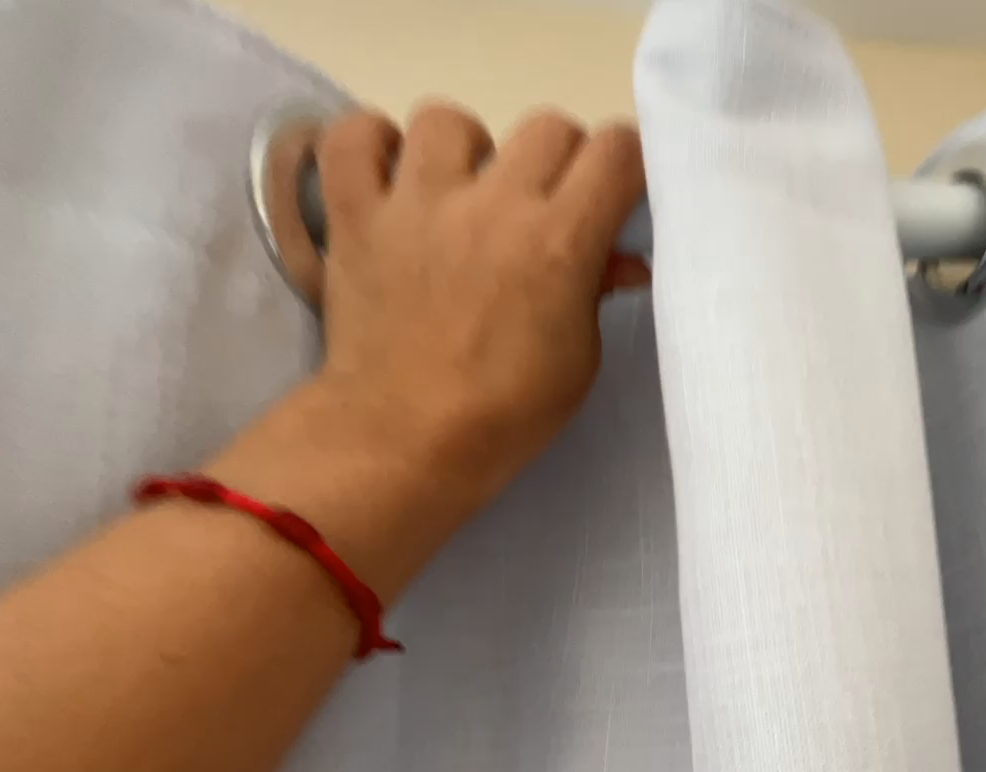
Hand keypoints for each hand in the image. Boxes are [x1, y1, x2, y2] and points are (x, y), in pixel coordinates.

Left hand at [306, 102, 649, 496]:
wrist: (410, 437)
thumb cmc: (513, 409)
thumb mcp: (581, 356)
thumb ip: (597, 290)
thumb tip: (616, 257)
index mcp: (560, 242)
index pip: (615, 153)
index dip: (630, 164)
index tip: (625, 193)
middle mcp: (493, 204)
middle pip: (549, 127)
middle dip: (567, 160)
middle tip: (558, 206)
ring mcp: (416, 201)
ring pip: (452, 120)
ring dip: (474, 151)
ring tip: (470, 196)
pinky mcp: (355, 212)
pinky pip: (356, 134)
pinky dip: (378, 147)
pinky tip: (397, 181)